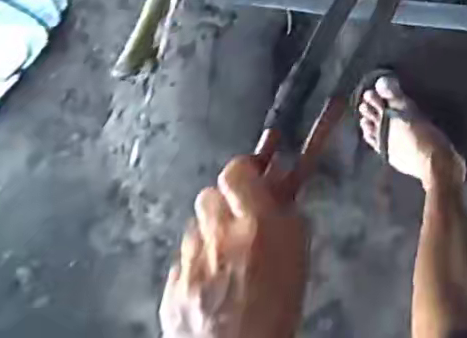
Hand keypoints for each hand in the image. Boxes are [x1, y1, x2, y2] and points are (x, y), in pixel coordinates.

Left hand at [160, 156, 308, 337]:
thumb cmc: (281, 300)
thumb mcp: (298, 244)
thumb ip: (286, 206)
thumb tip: (276, 179)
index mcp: (254, 222)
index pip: (235, 171)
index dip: (246, 167)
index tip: (258, 170)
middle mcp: (216, 237)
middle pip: (208, 194)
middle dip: (226, 198)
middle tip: (243, 209)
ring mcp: (187, 266)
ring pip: (194, 227)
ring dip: (211, 228)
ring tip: (229, 248)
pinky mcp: (168, 292)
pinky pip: (181, 261)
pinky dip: (196, 261)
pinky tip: (213, 277)